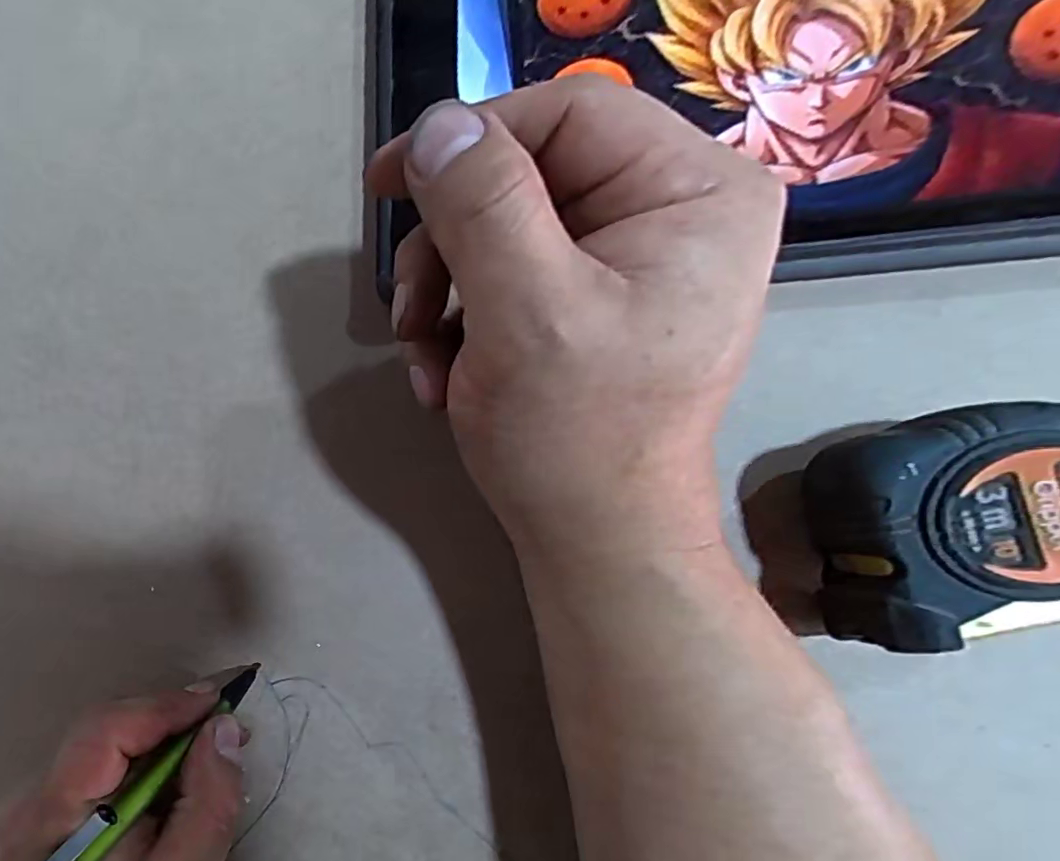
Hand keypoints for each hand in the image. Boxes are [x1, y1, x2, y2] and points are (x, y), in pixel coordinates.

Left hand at [0, 688, 247, 860]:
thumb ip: (208, 799)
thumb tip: (222, 728)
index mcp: (52, 815)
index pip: (107, 731)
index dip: (165, 707)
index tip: (219, 698)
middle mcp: (27, 798)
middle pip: (101, 729)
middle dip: (164, 719)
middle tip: (220, 723)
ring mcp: (27, 804)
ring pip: (99, 742)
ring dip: (153, 736)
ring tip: (203, 746)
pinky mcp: (40, 812)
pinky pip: (94, 764)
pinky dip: (136, 759)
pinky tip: (169, 773)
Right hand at [366, 76, 784, 562]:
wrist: (591, 530)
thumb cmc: (572, 431)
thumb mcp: (523, 312)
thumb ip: (482, 210)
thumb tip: (435, 128)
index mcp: (687, 191)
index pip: (563, 118)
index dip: (465, 141)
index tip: (383, 180)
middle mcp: (663, 213)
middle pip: (518, 182)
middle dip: (444, 250)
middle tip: (406, 316)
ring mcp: (619, 264)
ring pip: (493, 238)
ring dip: (436, 299)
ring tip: (423, 361)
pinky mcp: (578, 307)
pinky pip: (495, 285)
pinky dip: (452, 328)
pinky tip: (443, 377)